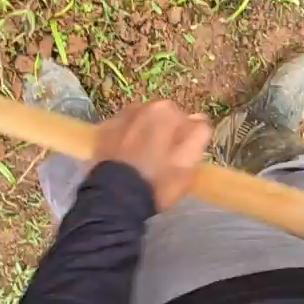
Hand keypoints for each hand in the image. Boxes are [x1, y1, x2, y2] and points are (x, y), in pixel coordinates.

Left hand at [92, 101, 210, 209]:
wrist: (116, 197)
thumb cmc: (159, 181)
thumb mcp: (190, 162)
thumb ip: (199, 134)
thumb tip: (198, 118)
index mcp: (168, 110)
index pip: (189, 121)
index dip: (187, 139)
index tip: (182, 156)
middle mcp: (144, 106)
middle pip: (164, 118)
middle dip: (166, 133)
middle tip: (163, 158)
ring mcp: (122, 117)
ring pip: (144, 123)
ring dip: (146, 134)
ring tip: (143, 158)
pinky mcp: (104, 130)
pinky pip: (124, 131)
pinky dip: (127, 139)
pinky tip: (127, 156)